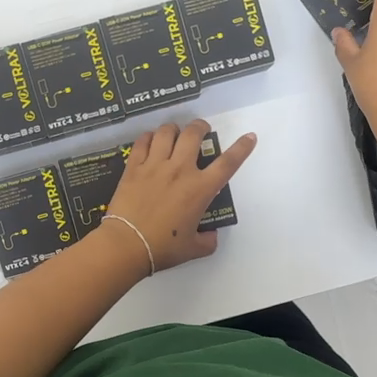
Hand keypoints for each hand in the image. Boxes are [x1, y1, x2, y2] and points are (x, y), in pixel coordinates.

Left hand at [101, 120, 256, 272]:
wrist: (127, 244)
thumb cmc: (163, 248)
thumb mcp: (193, 249)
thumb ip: (207, 240)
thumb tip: (211, 235)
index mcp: (200, 189)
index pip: (228, 163)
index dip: (242, 147)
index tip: (249, 137)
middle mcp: (180, 170)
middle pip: (193, 134)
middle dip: (200, 127)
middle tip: (201, 130)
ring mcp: (154, 165)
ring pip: (166, 132)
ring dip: (174, 129)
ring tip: (175, 133)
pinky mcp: (133, 167)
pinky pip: (142, 142)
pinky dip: (148, 137)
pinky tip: (150, 141)